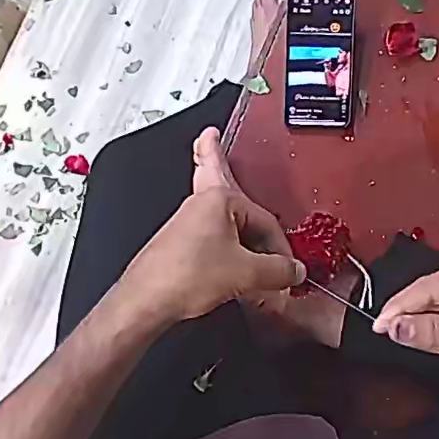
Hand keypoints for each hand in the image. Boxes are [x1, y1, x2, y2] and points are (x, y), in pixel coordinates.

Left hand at [110, 130, 305, 325]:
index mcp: (218, 200)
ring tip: (218, 184)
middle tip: (209, 136)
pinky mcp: (181, 245)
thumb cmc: (183, 277)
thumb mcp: (245, 274)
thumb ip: (277, 271)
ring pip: (223, 219)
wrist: (144, 302)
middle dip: (215, 158)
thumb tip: (293, 271)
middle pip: (226, 187)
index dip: (281, 247)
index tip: (289, 265)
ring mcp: (189, 224)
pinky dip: (227, 247)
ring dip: (236, 227)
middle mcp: (201, 206)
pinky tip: (230, 259)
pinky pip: (213, 237)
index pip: (266, 220)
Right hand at [374, 252, 438, 415]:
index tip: (380, 326)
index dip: (403, 305)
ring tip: (409, 338)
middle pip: (434, 288)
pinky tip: (431, 336)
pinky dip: (438, 322)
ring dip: (423, 318)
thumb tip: (396, 325)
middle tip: (390, 336)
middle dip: (411, 312)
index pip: (434, 284)